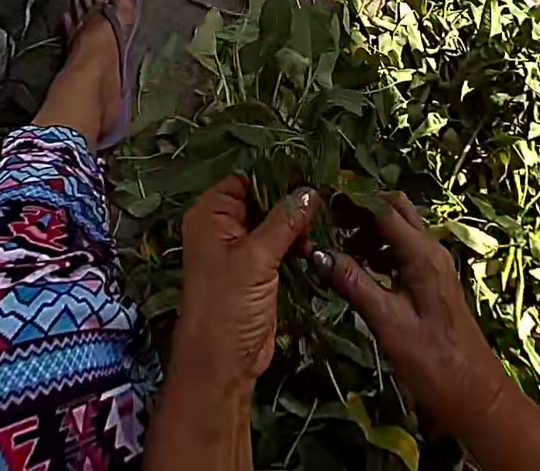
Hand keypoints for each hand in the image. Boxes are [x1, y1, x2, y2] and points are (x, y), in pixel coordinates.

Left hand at [171, 177, 317, 391]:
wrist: (223, 366)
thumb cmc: (228, 305)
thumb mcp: (256, 258)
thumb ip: (284, 221)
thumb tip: (312, 190)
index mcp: (212, 212)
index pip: (247, 179)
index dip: (277, 175)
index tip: (312, 172)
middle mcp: (224, 224)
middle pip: (263, 198)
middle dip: (291, 198)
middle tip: (327, 194)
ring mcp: (241, 246)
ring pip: (274, 221)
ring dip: (297, 221)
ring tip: (327, 215)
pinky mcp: (257, 267)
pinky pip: (280, 243)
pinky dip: (297, 241)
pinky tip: (318, 238)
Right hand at [313, 192, 509, 432]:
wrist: (477, 398)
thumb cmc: (432, 362)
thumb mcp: (387, 322)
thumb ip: (353, 283)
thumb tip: (318, 253)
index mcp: (422, 254)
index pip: (383, 210)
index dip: (353, 202)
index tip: (324, 203)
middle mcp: (431, 249)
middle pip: (395, 209)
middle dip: (363, 209)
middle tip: (333, 220)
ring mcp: (434, 263)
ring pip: (400, 227)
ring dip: (371, 228)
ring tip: (341, 245)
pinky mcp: (432, 279)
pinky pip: (404, 248)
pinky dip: (381, 247)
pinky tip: (362, 266)